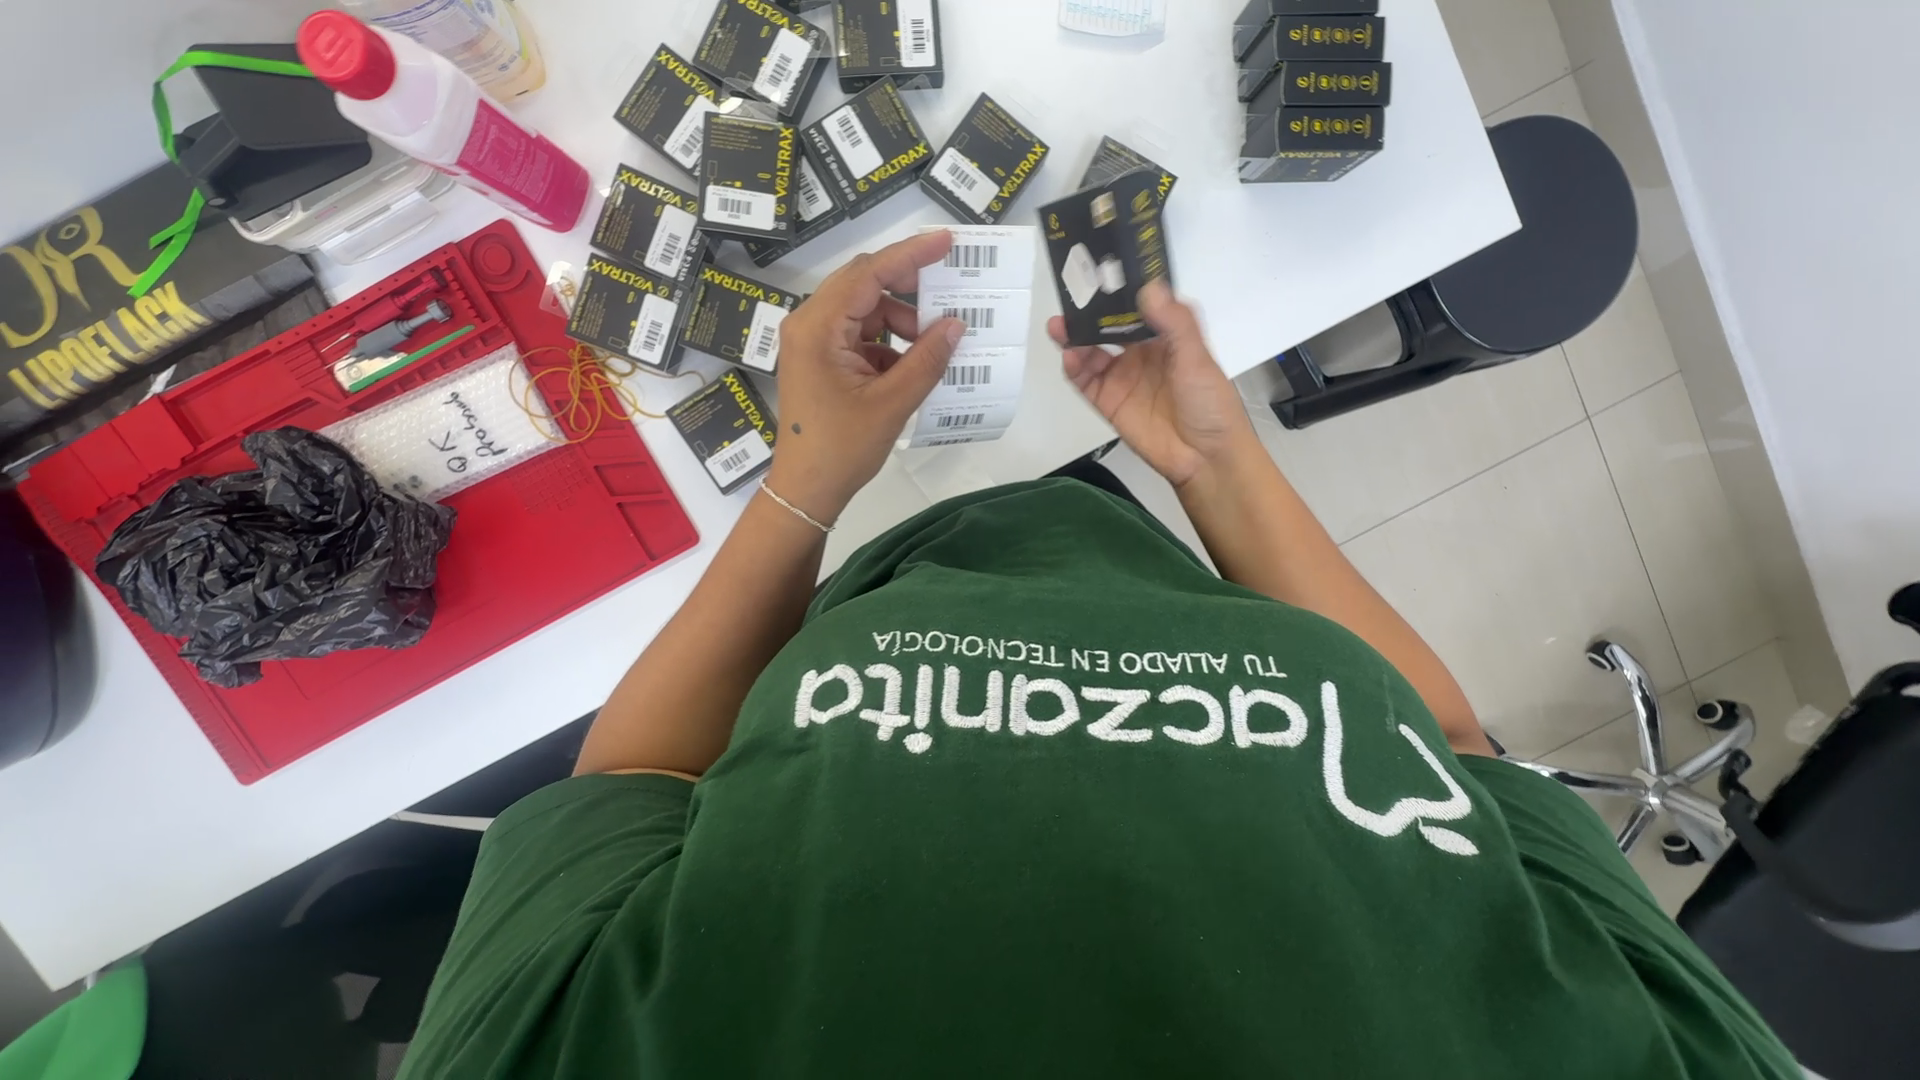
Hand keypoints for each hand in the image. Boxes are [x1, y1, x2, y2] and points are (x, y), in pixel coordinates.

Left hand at [768, 231, 965, 522]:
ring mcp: (814, 343)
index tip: (946, 242)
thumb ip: (927, 359)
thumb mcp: (892, 403)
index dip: (910, 255)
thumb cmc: (843, 449)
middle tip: (948, 287)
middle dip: (907, 285)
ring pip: (864, 311)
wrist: (807, 490)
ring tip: (931, 345)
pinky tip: (912, 365)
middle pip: (863, 285)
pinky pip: (860, 336)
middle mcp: (810, 325)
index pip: (868, 274)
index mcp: (818, 328)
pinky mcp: (821, 361)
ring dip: (900, 321)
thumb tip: (956, 325)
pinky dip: (888, 344)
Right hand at [1047, 282, 1255, 487]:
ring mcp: (1122, 377)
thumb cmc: (1210, 402)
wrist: (1204, 456)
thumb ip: (1175, 322)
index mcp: (1166, 336)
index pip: (1138, 305)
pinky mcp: (1108, 402)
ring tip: (1060, 326)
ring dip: (1074, 338)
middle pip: (1108, 326)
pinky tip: (1070, 355)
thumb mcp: (1197, 356)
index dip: (1119, 290)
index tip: (1102, 271)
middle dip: (1088, 312)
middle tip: (1071, 296)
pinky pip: (1085, 381)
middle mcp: (1141, 353)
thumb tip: (1148, 288)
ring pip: (1091, 351)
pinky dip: (1074, 368)